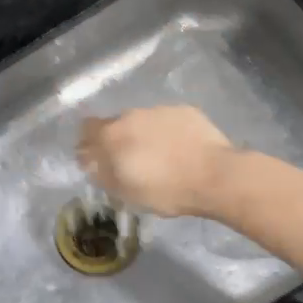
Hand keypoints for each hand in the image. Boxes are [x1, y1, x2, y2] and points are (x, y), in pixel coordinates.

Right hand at [77, 105, 236, 217]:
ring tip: (159, 156)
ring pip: (143, 121)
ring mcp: (160, 110)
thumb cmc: (165, 190)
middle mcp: (132, 115)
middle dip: (118, 140)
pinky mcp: (185, 110)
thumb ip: (103, 174)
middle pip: (116, 124)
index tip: (95, 159)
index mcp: (112, 135)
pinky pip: (167, 120)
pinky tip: (180, 149)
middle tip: (130, 162)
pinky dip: (167, 132)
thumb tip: (90, 163)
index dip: (88, 143)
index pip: (87, 129)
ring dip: (144, 135)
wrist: (216, 176)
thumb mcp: (125, 193)